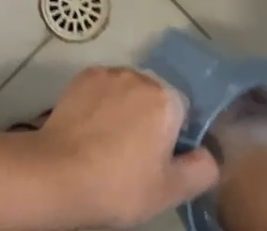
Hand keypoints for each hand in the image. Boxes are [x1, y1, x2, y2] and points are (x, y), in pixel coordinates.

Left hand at [35, 67, 219, 227]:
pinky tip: (90, 130)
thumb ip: (202, 169)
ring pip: (126, 92)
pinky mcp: (80, 78)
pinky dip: (100, 104)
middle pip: (154, 98)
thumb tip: (207, 153)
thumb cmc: (120, 184)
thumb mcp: (171, 191)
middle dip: (149, 120)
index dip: (174, 138)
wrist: (59, 173)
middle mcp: (138, 76)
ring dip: (124, 110)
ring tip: (108, 144)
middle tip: (134, 156)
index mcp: (166, 99)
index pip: (183, 113)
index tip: (158, 161)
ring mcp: (106, 74)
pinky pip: (101, 90)